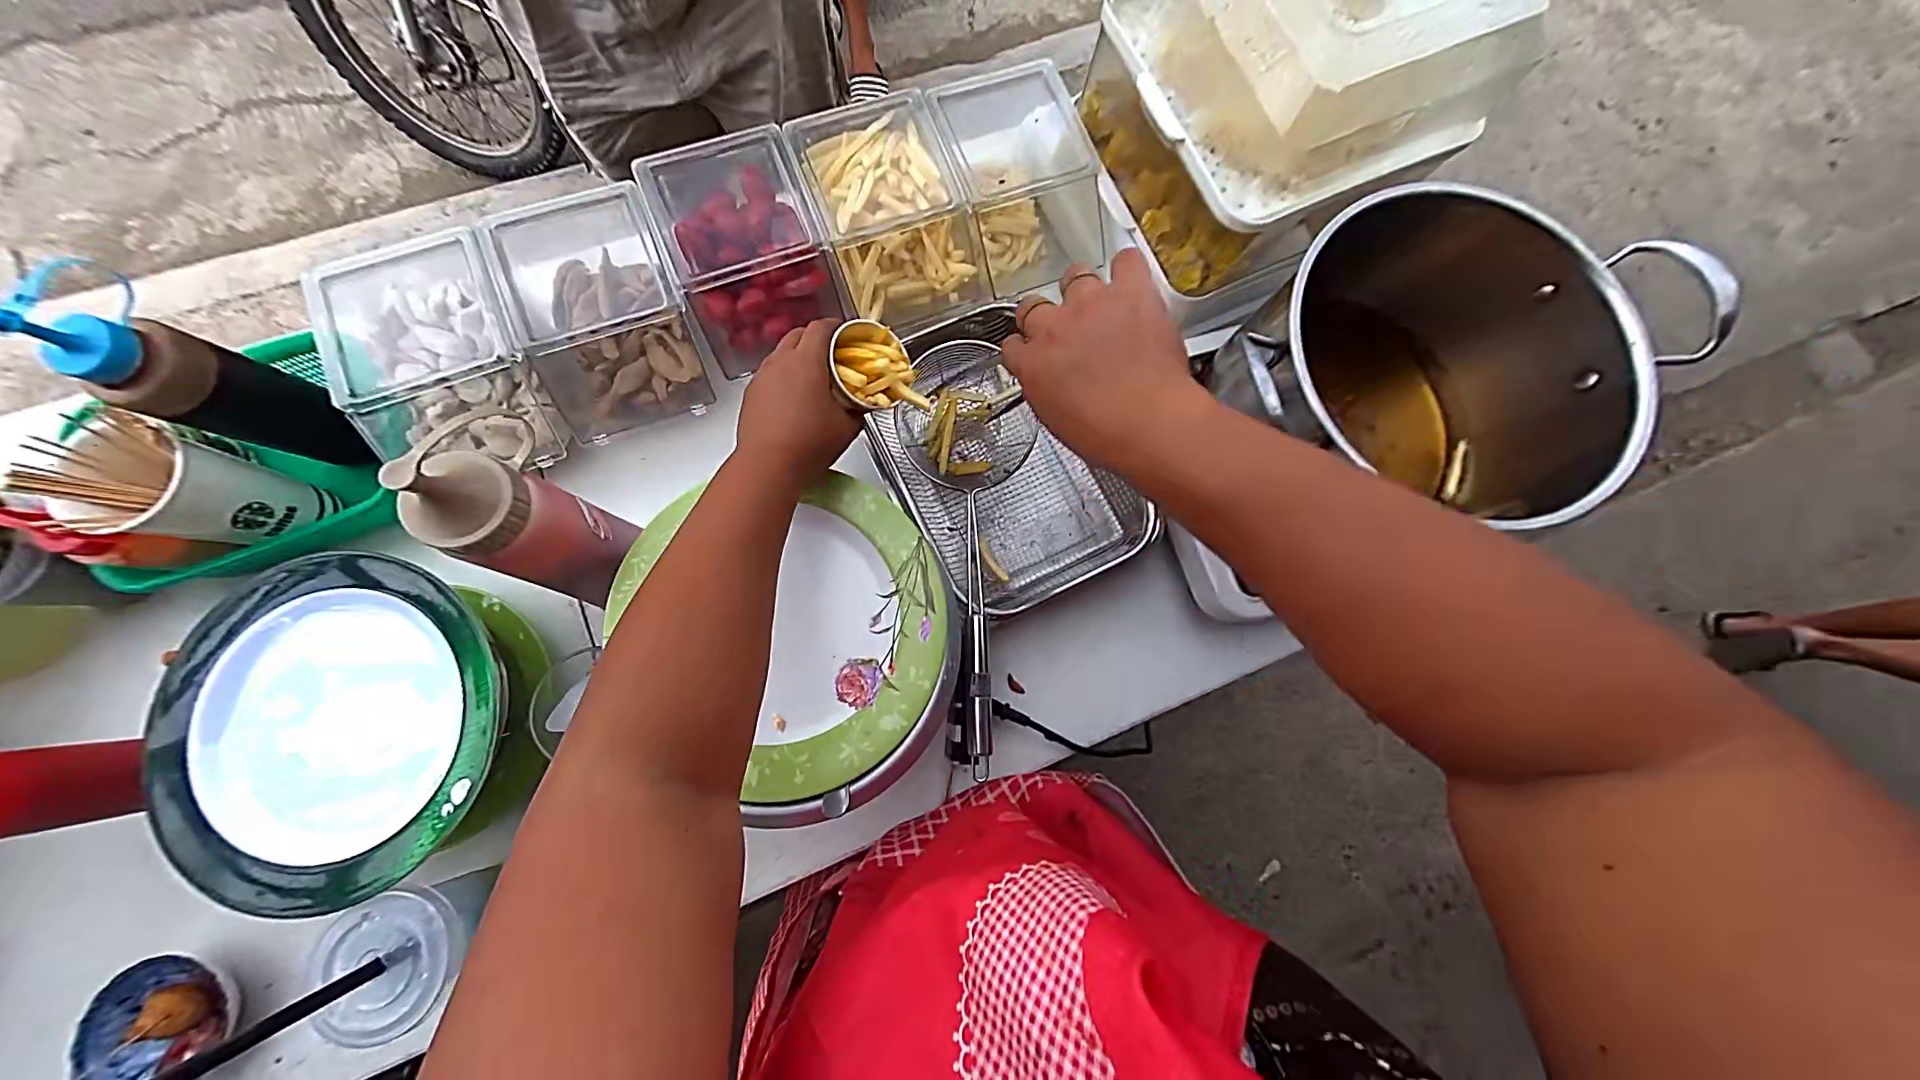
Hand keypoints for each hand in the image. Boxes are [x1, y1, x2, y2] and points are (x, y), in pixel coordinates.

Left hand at [734, 318, 861, 486]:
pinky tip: (793, 397)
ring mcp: (762, 376)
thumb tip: (864, 401)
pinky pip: (771, 373)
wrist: (767, 465)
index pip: (821, 327)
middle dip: (816, 339)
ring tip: (813, 377)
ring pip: (782, 353)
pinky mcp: (752, 393)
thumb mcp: (847, 427)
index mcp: (807, 361)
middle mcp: (781, 361)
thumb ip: (858, 407)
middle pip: (798, 334)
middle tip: (832, 355)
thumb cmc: (810, 443)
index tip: (846, 335)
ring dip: (798, 357)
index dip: (836, 327)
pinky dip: (784, 376)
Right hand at [1000, 250, 1217, 471]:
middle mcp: (1053, 328)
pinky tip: (1130, 278)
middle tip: (1063, 327)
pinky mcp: (1129, 293)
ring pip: (1074, 276)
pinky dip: (1127, 268)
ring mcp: (1090, 305)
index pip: (1013, 346)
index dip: (1025, 347)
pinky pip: (1125, 262)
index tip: (1034, 351)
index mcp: (1032, 365)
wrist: (1149, 423)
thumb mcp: (1056, 420)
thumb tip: (1049, 383)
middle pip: (1033, 306)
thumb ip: (1045, 389)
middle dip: (1043, 316)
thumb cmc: (1108, 433)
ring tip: (1096, 302)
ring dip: (1080, 288)